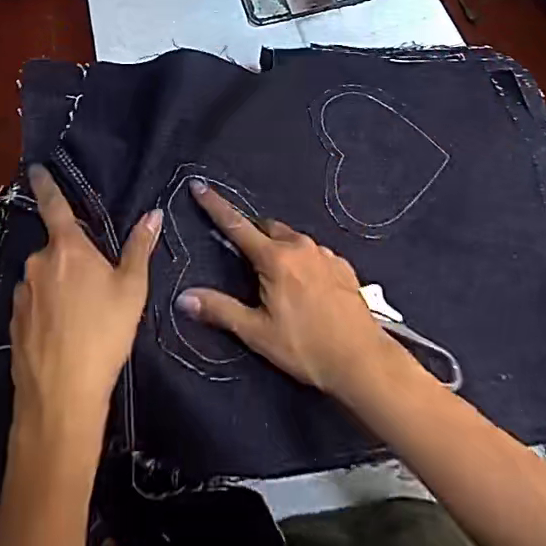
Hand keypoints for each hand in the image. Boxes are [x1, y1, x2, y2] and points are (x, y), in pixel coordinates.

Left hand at [10, 165, 160, 436]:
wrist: (61, 393)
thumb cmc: (104, 332)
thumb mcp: (132, 288)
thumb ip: (140, 247)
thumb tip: (153, 213)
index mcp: (67, 249)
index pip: (54, 206)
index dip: (45, 185)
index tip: (34, 168)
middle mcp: (37, 263)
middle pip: (56, 249)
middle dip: (73, 258)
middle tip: (98, 284)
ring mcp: (21, 294)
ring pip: (45, 278)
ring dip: (60, 286)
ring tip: (84, 315)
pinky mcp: (13, 321)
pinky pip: (34, 302)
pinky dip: (48, 309)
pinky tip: (65, 331)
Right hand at [176, 179, 409, 399]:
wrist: (361, 359)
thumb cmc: (305, 347)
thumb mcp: (257, 332)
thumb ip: (220, 310)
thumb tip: (184, 298)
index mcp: (276, 258)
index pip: (237, 225)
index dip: (215, 205)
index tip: (200, 186)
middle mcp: (301, 247)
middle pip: (268, 229)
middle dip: (252, 235)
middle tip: (243, 258)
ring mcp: (326, 254)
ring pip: (293, 240)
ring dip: (279, 250)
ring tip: (276, 279)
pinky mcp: (343, 266)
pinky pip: (314, 254)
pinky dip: (303, 261)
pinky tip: (305, 286)